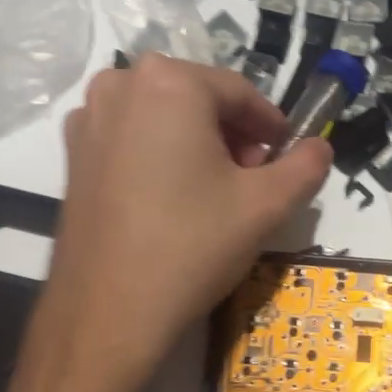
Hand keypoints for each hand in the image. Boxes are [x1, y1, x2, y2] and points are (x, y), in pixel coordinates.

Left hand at [46, 55, 331, 380]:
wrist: (111, 310)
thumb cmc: (192, 247)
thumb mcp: (265, 207)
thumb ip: (304, 169)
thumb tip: (320, 148)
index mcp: (168, 81)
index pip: (238, 92)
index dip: (271, 126)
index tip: (287, 158)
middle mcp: (119, 84)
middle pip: (196, 101)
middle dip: (231, 138)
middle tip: (252, 184)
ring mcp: (87, 121)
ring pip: (161, 122)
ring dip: (196, 149)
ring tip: (214, 199)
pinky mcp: (71, 159)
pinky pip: (130, 145)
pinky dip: (159, 162)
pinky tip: (173, 207)